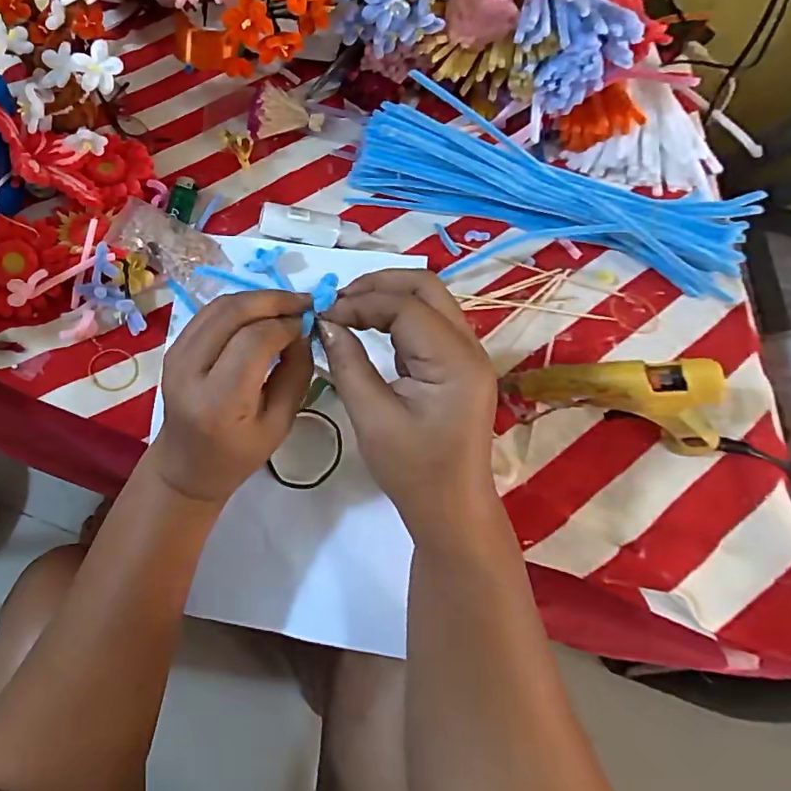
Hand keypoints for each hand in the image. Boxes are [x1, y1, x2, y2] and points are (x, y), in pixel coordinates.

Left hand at [152, 289, 314, 502]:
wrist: (186, 465)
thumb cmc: (238, 454)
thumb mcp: (279, 423)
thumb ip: (295, 373)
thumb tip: (303, 329)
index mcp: (218, 401)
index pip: (254, 341)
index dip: (285, 324)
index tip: (309, 323)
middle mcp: (190, 372)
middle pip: (232, 313)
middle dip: (272, 301)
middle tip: (303, 303)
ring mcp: (175, 356)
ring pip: (218, 307)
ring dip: (255, 299)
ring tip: (286, 306)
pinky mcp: (173, 348)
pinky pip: (208, 314)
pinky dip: (237, 307)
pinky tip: (261, 313)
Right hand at [317, 270, 499, 533]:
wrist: (450, 506)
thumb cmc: (412, 468)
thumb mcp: (371, 417)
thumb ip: (348, 363)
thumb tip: (326, 324)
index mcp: (454, 361)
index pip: (404, 307)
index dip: (359, 303)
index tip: (322, 317)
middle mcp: (468, 348)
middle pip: (425, 287)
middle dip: (377, 284)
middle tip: (336, 301)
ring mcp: (466, 354)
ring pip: (429, 299)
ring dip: (387, 296)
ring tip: (346, 309)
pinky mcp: (456, 363)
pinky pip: (427, 320)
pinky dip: (395, 313)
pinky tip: (367, 325)